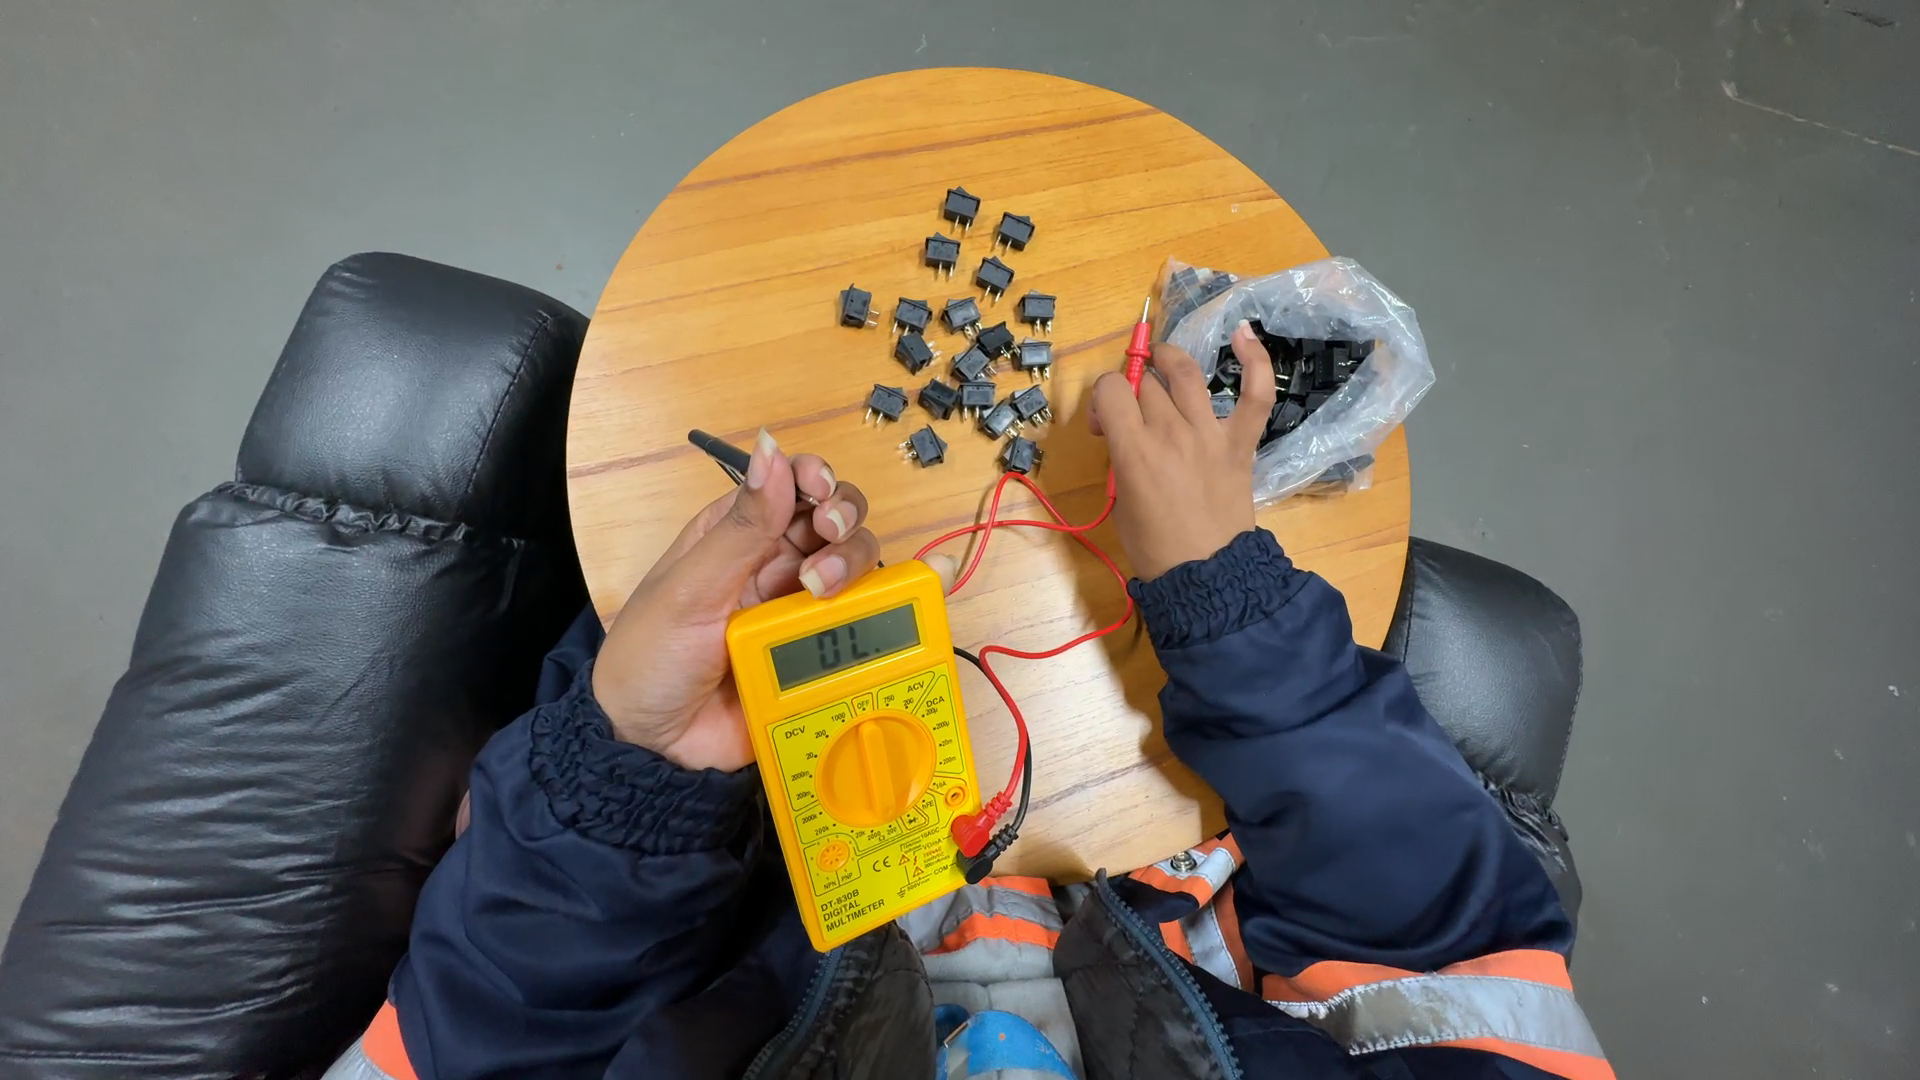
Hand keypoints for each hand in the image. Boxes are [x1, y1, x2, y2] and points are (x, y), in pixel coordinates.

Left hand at [590, 430, 880, 770]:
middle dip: (842, 519)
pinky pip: (869, 619)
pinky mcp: (825, 649)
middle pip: (838, 520)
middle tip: (825, 538)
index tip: (820, 491)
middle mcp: (778, 563)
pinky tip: (926, 586)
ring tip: (822, 590)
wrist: (656, 751)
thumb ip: (740, 525)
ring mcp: (804, 607)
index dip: (817, 477)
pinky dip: (898, 600)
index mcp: (739, 534)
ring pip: (859, 564)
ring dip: (855, 563)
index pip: (793, 485)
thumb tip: (771, 448)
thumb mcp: (689, 587)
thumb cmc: (650, 659)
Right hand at [1088, 320, 1276, 579]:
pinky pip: (1255, 393)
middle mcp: (1171, 431)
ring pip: (1186, 373)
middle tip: (1129, 415)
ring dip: (1168, 360)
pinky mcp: (1241, 442)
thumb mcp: (1120, 500)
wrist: (1206, 573)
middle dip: (1129, 390)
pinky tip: (1242, 334)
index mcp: (1134, 450)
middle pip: (1144, 382)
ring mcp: (1210, 433)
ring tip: (1161, 363)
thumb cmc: (1153, 546)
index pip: (1110, 389)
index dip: (1100, 399)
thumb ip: (1121, 458)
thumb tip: (1126, 435)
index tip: (1102, 425)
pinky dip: (1254, 359)